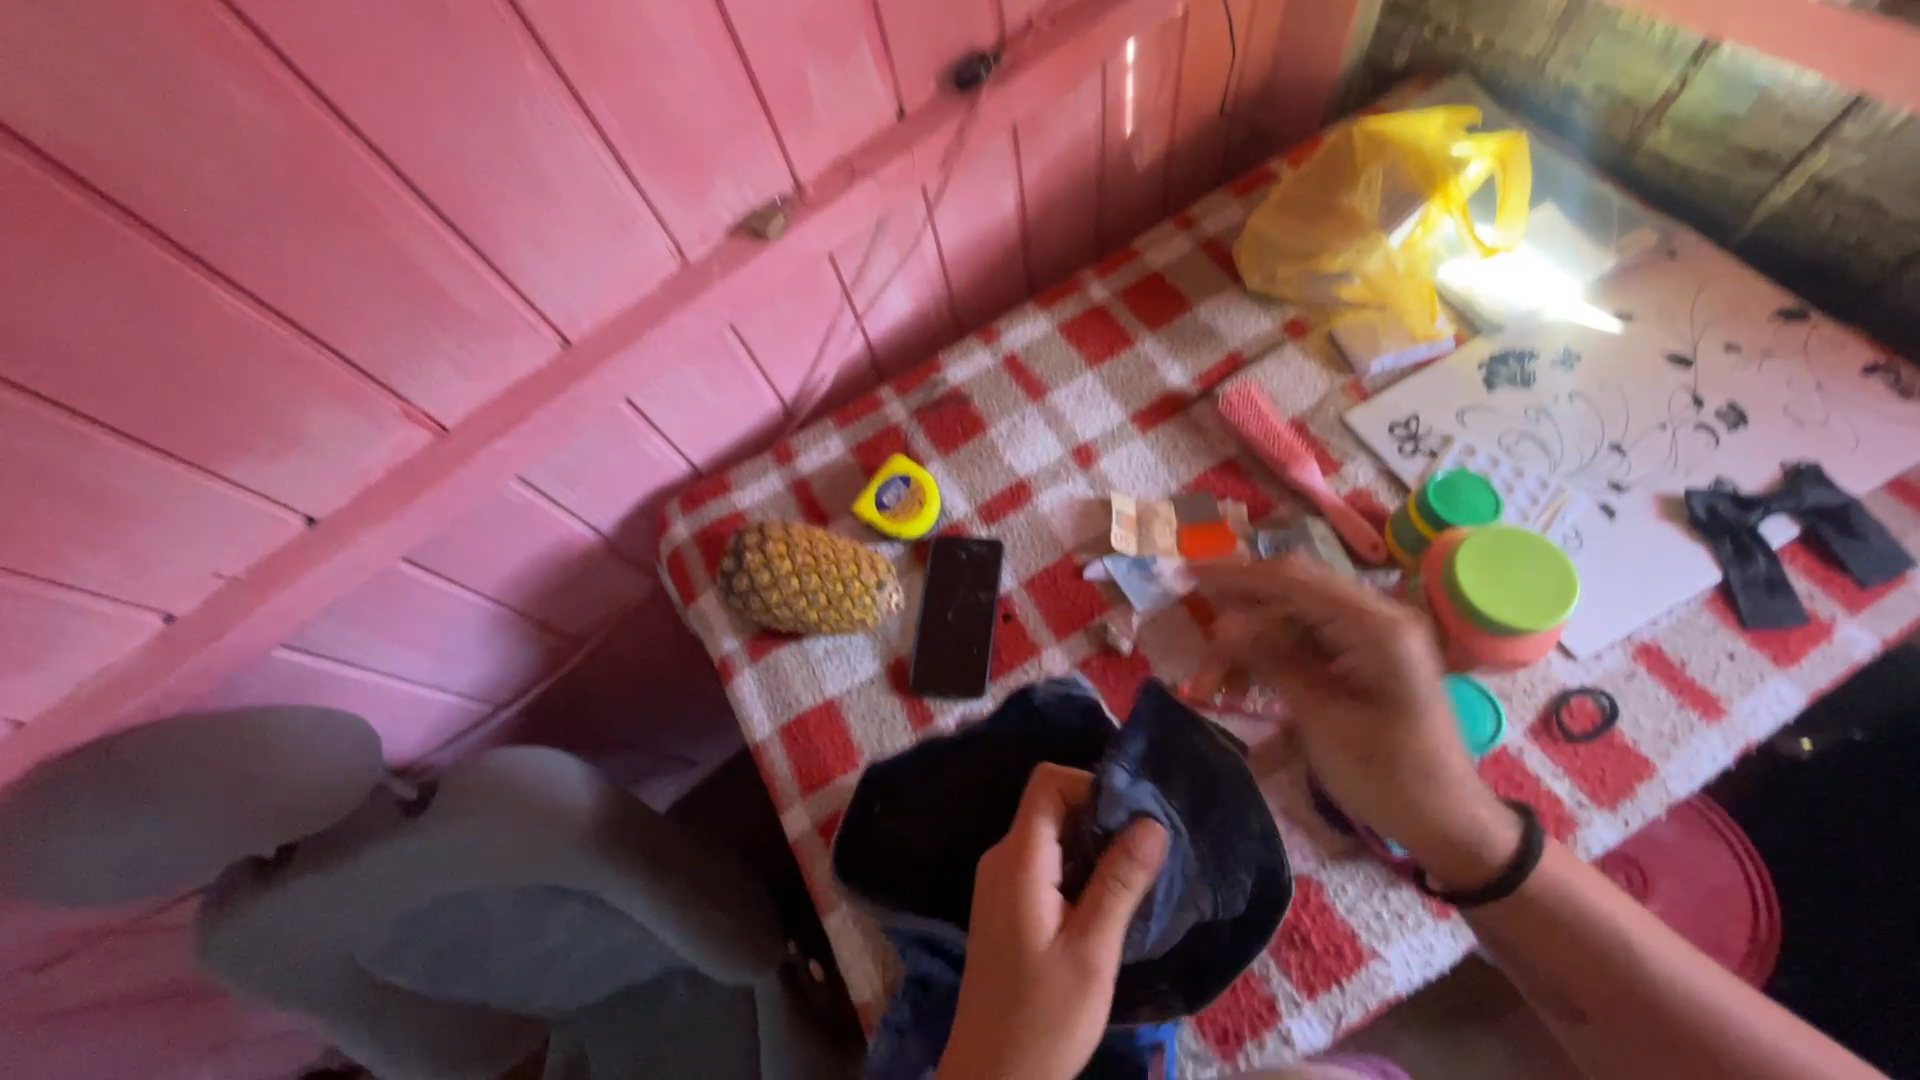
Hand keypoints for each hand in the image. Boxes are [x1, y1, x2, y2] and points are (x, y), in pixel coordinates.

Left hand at [937, 764, 1169, 1079]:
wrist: (993, 1076)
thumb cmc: (1045, 1019)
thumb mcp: (1092, 952)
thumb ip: (1119, 882)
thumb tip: (1152, 821)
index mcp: (1017, 861)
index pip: (1047, 782)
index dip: (1091, 785)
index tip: (1134, 820)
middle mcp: (1001, 859)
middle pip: (1050, 805)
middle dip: (1100, 817)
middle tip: (1145, 853)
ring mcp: (1000, 882)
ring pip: (1050, 834)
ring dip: (1092, 845)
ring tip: (1133, 879)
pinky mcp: (1006, 904)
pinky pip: (1044, 862)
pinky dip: (1077, 868)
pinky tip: (1105, 902)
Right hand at [1190, 557, 1519, 886]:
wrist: (1446, 823)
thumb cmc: (1390, 775)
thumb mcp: (1323, 719)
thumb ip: (1274, 661)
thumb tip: (1222, 623)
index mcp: (1376, 624)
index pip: (1293, 580)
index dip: (1236, 575)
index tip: (1185, 576)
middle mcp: (1373, 618)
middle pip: (1287, 597)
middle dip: (1235, 621)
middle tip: (1197, 656)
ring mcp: (1366, 638)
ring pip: (1286, 622)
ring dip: (1245, 649)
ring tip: (1211, 690)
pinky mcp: (1357, 659)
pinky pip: (1300, 644)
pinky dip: (1266, 662)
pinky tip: (1237, 689)